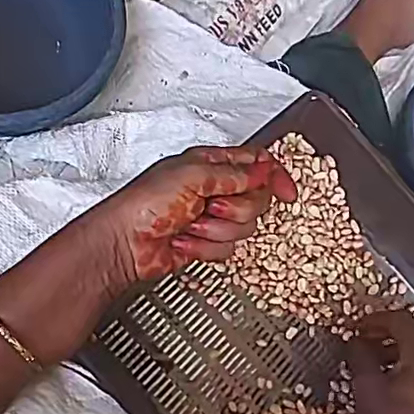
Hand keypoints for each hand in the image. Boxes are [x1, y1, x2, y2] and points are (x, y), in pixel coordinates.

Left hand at [81, 145, 298, 288]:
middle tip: (212, 208)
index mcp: (211, 164)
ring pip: (244, 228)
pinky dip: (205, 248)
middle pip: (256, 200)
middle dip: (237, 209)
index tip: (288, 193)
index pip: (257, 164)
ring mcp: (211, 218)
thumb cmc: (145, 204)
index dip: (275, 177)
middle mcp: (214, 189)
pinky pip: (227, 249)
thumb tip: (262, 173)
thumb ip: (232, 174)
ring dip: (216, 231)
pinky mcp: (206, 243)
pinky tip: (184, 241)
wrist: (124, 243)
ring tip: (190, 225)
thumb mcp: (192, 176)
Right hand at [346, 309, 413, 413]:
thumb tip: (355, 341)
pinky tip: (386, 371)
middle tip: (364, 335)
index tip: (358, 326)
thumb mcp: (366, 385)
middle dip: (387, 328)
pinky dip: (405, 358)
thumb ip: (360, 355)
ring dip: (396, 344)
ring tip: (371, 354)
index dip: (377, 319)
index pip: (402, 321)